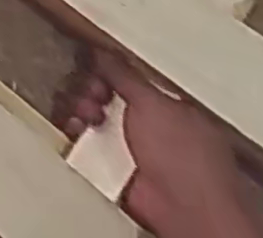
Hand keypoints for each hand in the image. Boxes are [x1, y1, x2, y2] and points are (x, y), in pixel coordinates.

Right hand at [60, 49, 259, 237]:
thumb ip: (123, 74)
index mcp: (165, 103)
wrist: (187, 214)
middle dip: (92, 87)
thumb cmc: (181, 154)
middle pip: (105, 91)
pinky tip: (75, 128)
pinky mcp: (113, 168)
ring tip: (87, 114)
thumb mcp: (153, 103)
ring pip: (92, 113)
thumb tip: (101, 49)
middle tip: (94, 93)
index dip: (109, 69)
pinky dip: (76, 131)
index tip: (96, 67)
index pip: (128, 76)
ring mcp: (130, 146)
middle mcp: (148, 122)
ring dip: (82, 106)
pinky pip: (86, 141)